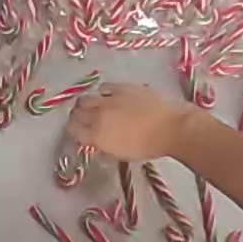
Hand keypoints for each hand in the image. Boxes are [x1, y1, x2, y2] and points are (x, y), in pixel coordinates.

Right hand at [66, 82, 200, 161]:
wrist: (170, 128)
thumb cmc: (146, 147)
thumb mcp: (119, 153)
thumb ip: (102, 145)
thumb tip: (94, 140)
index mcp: (97, 136)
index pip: (72, 130)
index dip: (72, 131)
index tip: (76, 132)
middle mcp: (98, 116)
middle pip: (76, 112)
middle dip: (77, 116)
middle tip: (82, 119)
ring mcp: (110, 100)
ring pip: (86, 98)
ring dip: (86, 104)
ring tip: (92, 107)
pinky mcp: (122, 88)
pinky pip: (104, 88)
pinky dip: (102, 93)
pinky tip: (108, 96)